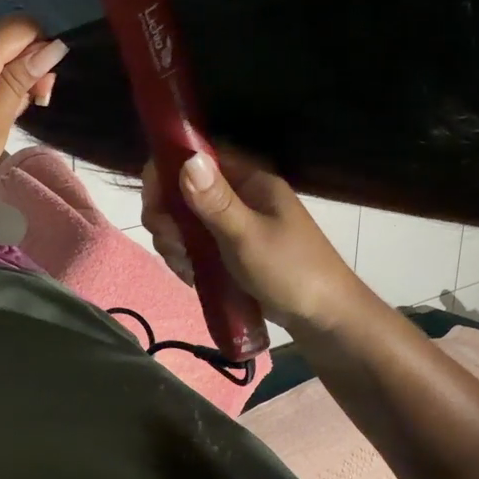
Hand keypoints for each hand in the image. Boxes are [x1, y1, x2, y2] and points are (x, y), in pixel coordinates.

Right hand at [142, 148, 375, 329]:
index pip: (199, 158)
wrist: (325, 320)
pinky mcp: (231, 251)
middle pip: (184, 190)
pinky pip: (195, 245)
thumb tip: (188, 158)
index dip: (167, 171)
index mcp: (250, 181)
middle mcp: (240, 196)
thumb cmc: (291, 272)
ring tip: (185, 266)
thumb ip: (215, 201)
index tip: (153, 200)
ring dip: (175, 241)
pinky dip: (186, 258)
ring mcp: (235, 224)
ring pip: (185, 220)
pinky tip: (191, 276)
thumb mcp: (247, 236)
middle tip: (171, 243)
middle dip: (167, 216)